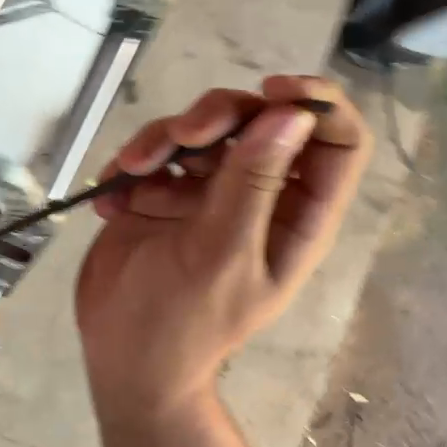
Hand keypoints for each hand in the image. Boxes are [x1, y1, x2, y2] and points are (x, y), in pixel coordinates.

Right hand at [76, 75, 371, 417]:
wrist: (123, 355)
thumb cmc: (183, 319)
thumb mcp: (221, 253)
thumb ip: (253, 184)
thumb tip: (293, 114)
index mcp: (296, 214)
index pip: (336, 141)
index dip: (316, 104)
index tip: (271, 91)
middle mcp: (257, 195)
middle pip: (257, 120)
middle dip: (217, 117)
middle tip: (183, 136)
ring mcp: (205, 193)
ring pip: (198, 131)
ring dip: (159, 140)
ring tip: (129, 172)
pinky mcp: (159, 195)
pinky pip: (151, 156)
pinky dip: (127, 167)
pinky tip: (109, 201)